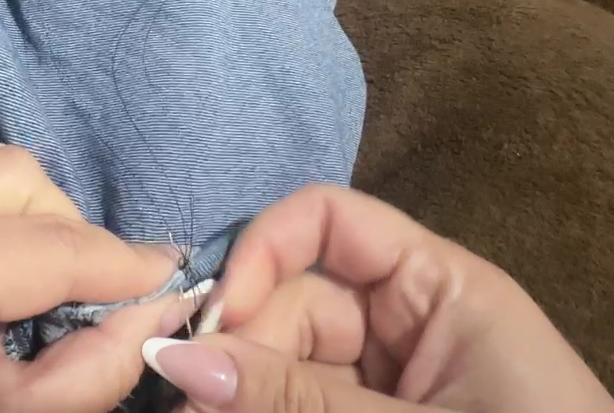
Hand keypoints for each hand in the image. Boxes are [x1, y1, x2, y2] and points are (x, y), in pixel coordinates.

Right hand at [139, 185, 613, 412]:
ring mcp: (389, 375)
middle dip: (243, 341)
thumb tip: (175, 358)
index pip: (329, 219)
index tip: (219, 313)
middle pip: (296, 294)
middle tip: (187, 399)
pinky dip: (267, 408)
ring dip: (244, 386)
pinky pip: (305, 397)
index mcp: (439, 285)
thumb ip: (297, 396)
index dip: (265, 246)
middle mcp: (407, 316)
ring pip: (290, 353)